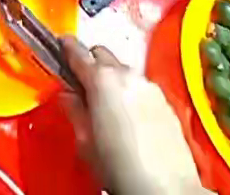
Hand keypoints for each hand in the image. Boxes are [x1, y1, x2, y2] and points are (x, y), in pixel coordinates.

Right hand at [62, 39, 209, 194]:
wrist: (169, 191)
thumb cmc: (123, 171)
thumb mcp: (86, 144)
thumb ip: (74, 112)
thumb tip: (67, 96)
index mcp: (101, 80)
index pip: (77, 50)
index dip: (65, 48)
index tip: (60, 49)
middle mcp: (125, 74)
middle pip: (100, 54)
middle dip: (89, 65)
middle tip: (82, 87)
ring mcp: (147, 85)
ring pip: (121, 70)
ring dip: (111, 80)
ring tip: (107, 109)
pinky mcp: (164, 100)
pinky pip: (140, 86)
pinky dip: (130, 93)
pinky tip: (129, 120)